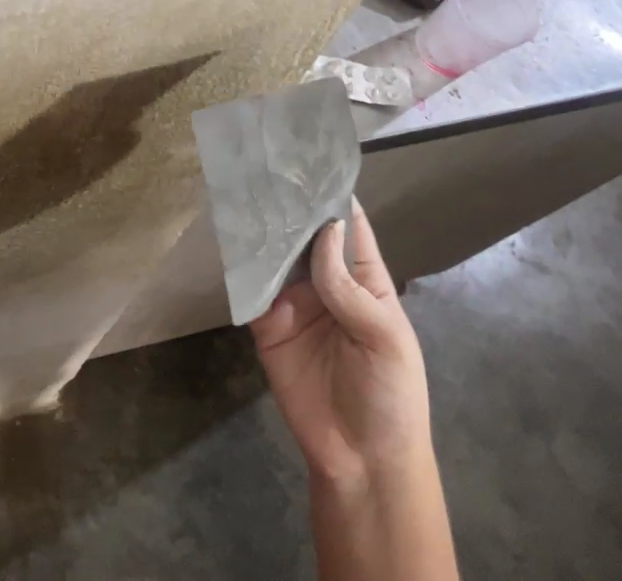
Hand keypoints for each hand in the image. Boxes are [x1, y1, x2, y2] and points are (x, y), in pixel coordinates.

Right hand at [249, 199, 432, 482]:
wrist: (360, 459)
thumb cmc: (391, 395)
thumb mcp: (384, 339)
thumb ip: (349, 287)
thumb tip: (324, 231)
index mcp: (365, 282)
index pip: (348, 228)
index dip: (331, 198)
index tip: (307, 163)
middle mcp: (327, 285)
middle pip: (305, 238)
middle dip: (289, 210)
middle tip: (262, 172)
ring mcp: (294, 304)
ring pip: (275, 259)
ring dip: (262, 234)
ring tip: (242, 198)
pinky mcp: (266, 326)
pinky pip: (252, 292)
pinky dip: (242, 270)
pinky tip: (230, 245)